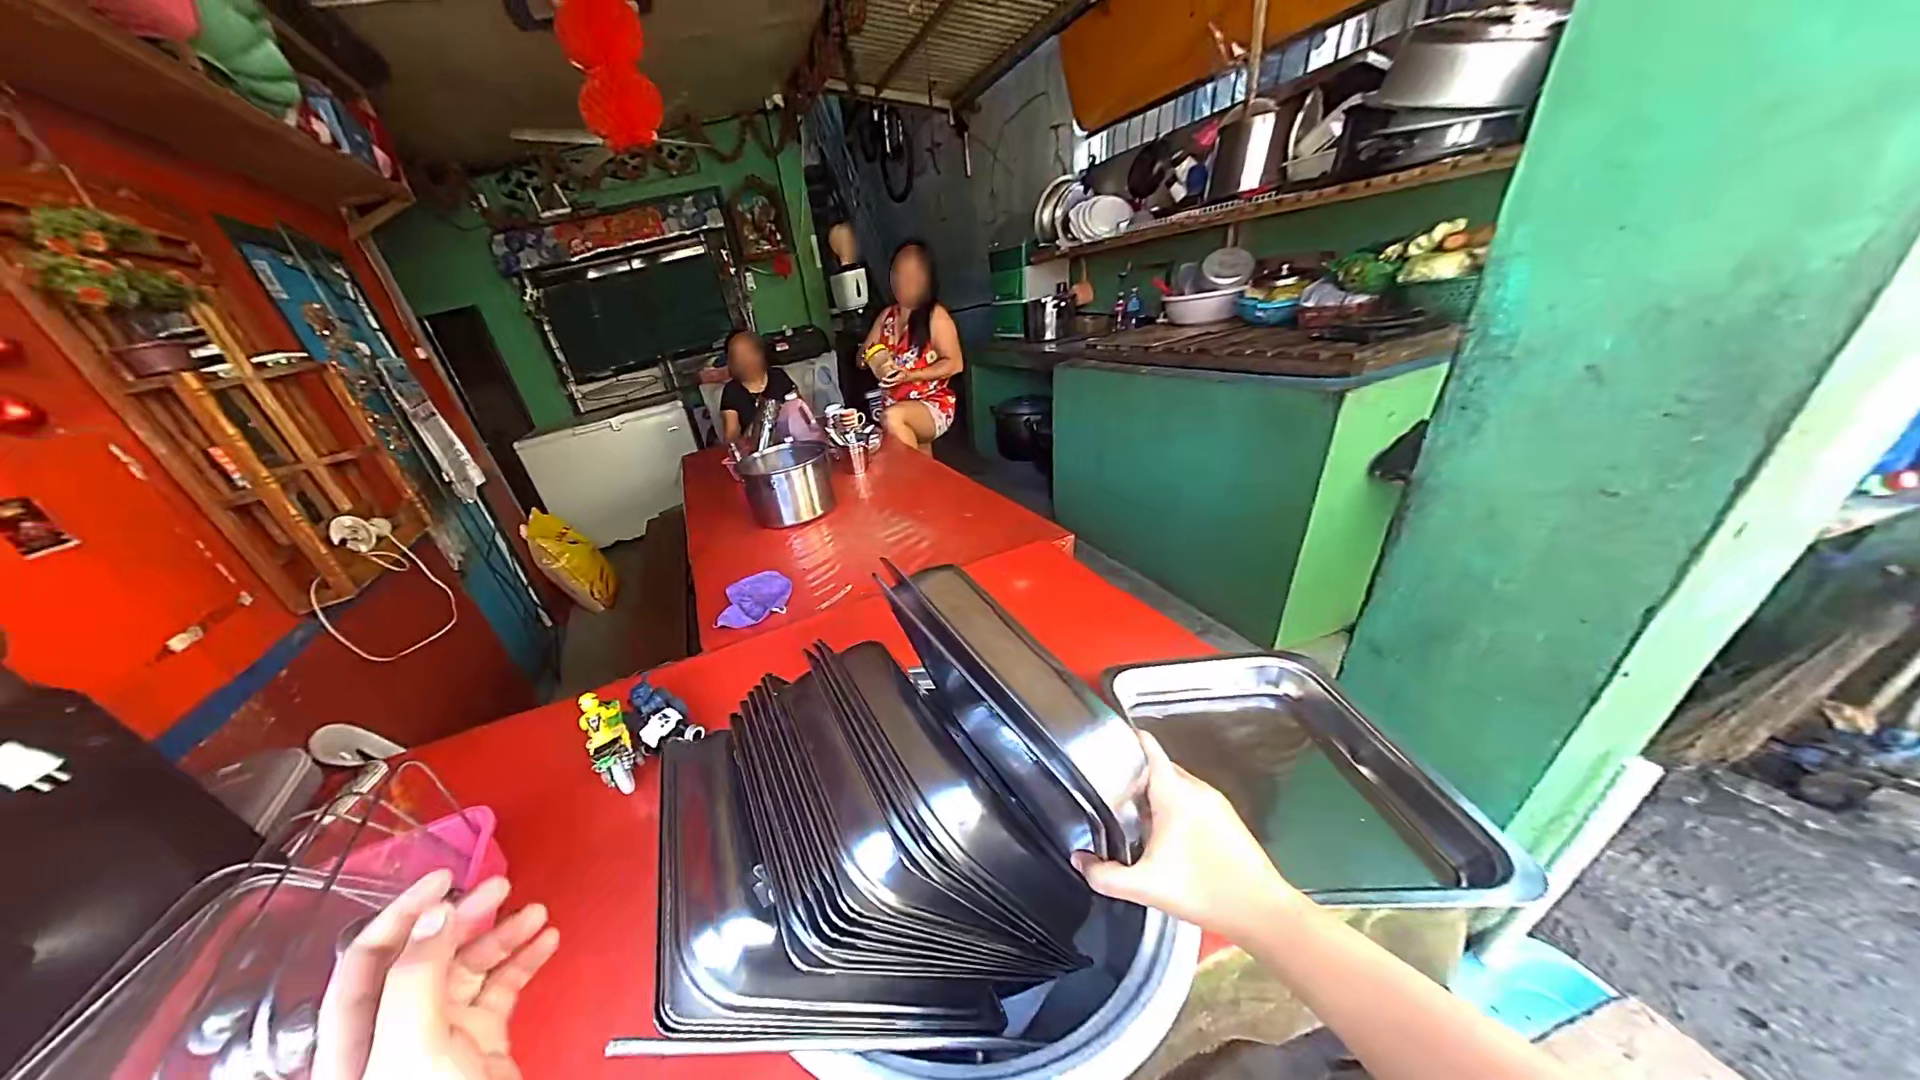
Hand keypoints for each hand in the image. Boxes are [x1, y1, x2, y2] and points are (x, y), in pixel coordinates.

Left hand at [313, 870, 560, 1079]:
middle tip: (500, 888)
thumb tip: (437, 915)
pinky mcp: (481, 1043)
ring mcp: (441, 1037)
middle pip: (428, 956)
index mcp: (359, 1038)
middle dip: (466, 916)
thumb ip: (416, 979)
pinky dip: (526, 960)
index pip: (369, 959)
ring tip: (535, 914)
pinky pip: (504, 988)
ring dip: (505, 934)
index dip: (402, 913)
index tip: (442, 877)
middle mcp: (397, 1033)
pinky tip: (543, 942)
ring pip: (471, 968)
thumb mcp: (411, 1049)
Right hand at [1072, 731, 1304, 941]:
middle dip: (1135, 778)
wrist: (1263, 913)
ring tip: (1137, 821)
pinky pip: (1192, 800)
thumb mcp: (1145, 887)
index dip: (1126, 738)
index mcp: (1174, 792)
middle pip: (1158, 767)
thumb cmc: (1207, 892)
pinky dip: (1175, 809)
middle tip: (1114, 796)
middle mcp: (1196, 789)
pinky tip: (1167, 841)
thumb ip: (1104, 876)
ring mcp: (1215, 802)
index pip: (1148, 746)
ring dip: (1155, 796)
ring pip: (1176, 785)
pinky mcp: (1227, 818)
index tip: (1109, 738)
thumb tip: (1080, 862)